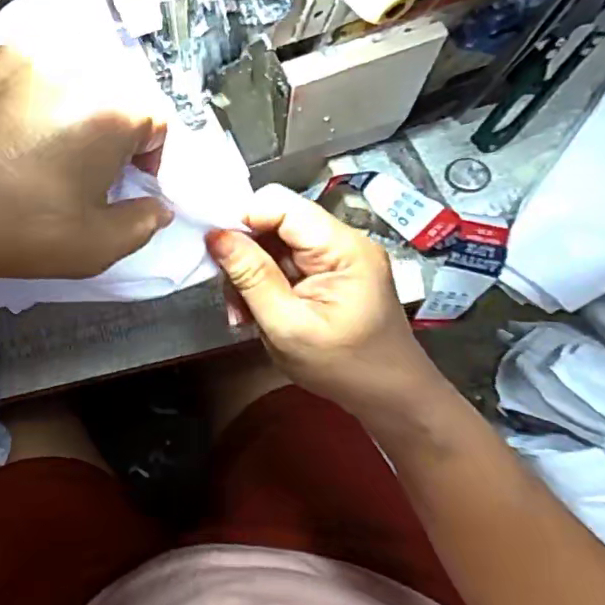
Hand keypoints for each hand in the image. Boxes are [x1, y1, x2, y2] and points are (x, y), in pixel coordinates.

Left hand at [0, 14, 172, 299]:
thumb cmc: (10, 234)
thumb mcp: (91, 249)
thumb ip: (142, 224)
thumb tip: (156, 204)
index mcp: (108, 109)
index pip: (153, 118)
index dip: (147, 154)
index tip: (124, 181)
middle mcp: (66, 65)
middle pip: (106, 93)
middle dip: (102, 130)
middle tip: (72, 170)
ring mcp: (10, 54)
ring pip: (57, 76)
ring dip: (57, 107)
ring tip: (26, 149)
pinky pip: (7, 71)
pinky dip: (11, 95)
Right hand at [206, 185, 447, 415]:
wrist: (389, 399)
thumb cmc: (344, 368)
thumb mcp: (287, 326)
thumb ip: (251, 277)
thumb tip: (216, 235)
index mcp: (342, 248)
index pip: (281, 205)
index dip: (242, 219)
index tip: (215, 249)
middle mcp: (341, 241)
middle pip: (275, 222)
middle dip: (244, 255)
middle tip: (231, 296)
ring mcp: (335, 256)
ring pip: (273, 244)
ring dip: (250, 275)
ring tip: (242, 313)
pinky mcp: (327, 272)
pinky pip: (283, 262)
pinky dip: (263, 284)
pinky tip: (255, 312)